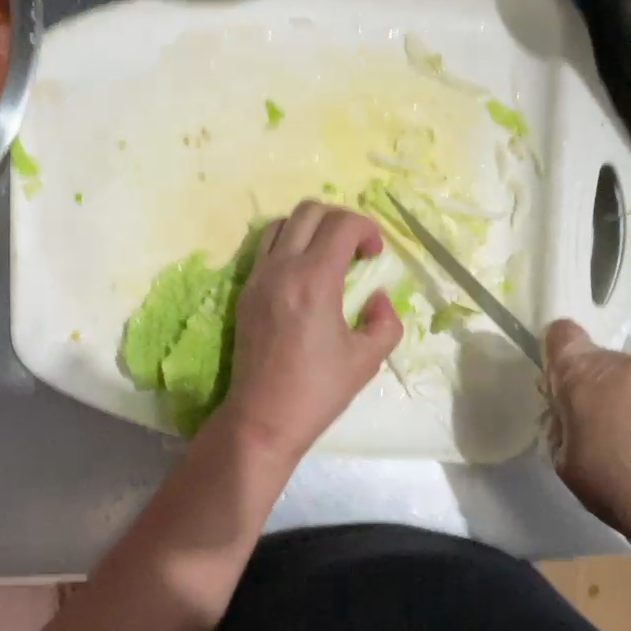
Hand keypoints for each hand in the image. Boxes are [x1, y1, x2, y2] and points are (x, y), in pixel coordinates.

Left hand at [211, 202, 403, 462]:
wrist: (263, 418)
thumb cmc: (318, 392)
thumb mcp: (368, 360)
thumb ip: (385, 321)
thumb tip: (377, 299)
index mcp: (314, 280)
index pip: (342, 223)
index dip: (367, 229)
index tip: (375, 255)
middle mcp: (281, 269)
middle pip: (310, 211)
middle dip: (340, 220)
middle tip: (355, 250)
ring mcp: (258, 279)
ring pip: (281, 223)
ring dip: (309, 229)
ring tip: (326, 257)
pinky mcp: (245, 294)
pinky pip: (265, 249)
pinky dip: (287, 246)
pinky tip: (302, 276)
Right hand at [543, 319, 630, 592]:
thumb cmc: (624, 490)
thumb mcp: (569, 468)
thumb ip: (562, 429)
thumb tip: (566, 414)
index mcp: (587, 377)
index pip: (563, 337)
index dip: (559, 355)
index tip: (563, 381)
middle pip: (610, 366)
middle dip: (606, 392)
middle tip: (610, 435)